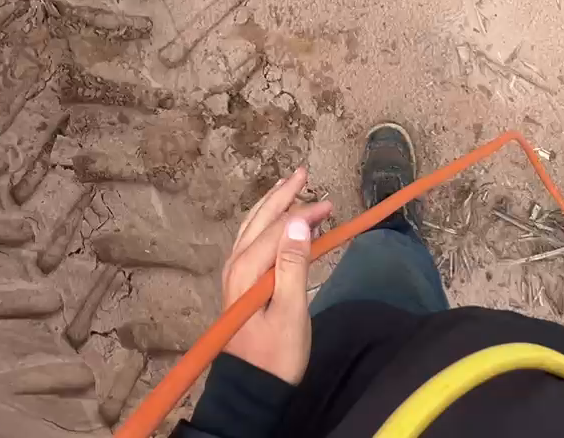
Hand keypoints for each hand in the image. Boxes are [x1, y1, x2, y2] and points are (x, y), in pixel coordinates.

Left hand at [220, 167, 333, 383]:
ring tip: (290, 186)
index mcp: (247, 268)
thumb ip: (294, 265)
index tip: (329, 206)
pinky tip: (276, 219)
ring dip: (273, 204)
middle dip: (284, 195)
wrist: (251, 391)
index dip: (304, 213)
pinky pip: (251, 237)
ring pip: (253, 225)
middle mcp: (236, 263)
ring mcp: (234, 272)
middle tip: (303, 173)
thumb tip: (298, 222)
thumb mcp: (291, 313)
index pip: (279, 227)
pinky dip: (266, 221)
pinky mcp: (238, 281)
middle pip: (261, 218)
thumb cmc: (276, 355)